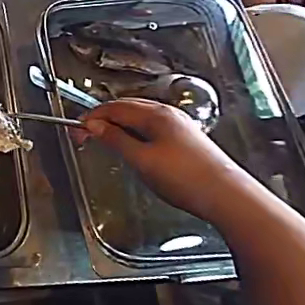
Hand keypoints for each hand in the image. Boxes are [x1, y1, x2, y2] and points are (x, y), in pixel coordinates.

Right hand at [81, 99, 251, 220]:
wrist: (227, 197)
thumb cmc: (187, 179)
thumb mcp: (141, 160)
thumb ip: (115, 140)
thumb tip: (95, 126)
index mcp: (156, 115)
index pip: (114, 107)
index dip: (92, 118)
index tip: (77, 131)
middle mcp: (169, 115)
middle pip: (127, 108)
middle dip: (103, 119)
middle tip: (86, 136)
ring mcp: (179, 126)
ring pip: (140, 117)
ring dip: (119, 126)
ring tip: (105, 141)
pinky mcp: (186, 140)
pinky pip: (152, 128)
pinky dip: (134, 133)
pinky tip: (132, 148)